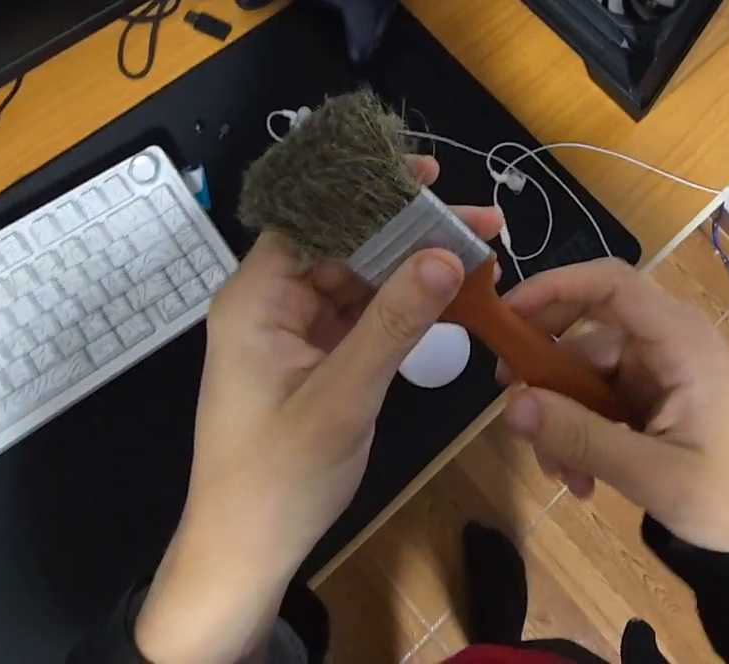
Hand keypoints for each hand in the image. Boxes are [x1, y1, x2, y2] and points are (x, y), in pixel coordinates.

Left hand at [134, 157, 502, 663]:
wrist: (248, 554)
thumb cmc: (278, 478)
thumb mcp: (341, 398)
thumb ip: (392, 324)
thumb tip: (445, 255)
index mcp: (257, 297)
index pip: (313, 218)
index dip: (368, 190)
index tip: (427, 175)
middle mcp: (276, 300)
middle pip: (348, 243)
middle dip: (411, 229)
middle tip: (476, 217)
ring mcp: (300, 326)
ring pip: (364, 276)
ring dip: (417, 265)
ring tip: (480, 247)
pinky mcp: (322, 352)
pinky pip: (368, 311)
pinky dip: (409, 303)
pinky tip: (455, 291)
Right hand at [497, 259, 728, 553]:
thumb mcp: (655, 474)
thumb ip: (581, 437)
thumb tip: (511, 406)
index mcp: (679, 337)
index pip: (610, 283)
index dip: (554, 287)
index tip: (506, 314)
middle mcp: (665, 338)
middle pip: (586, 322)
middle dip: (543, 361)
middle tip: (508, 394)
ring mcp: (656, 365)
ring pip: (584, 368)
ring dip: (562, 416)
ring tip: (562, 474)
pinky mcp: (650, 391)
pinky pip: (597, 396)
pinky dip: (580, 430)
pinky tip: (582, 476)